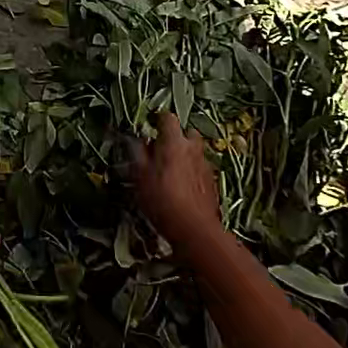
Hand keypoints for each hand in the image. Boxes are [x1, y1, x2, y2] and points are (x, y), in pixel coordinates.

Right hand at [130, 112, 223, 249]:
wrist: (194, 229)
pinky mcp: (213, 181)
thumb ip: (137, 153)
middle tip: (161, 150)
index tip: (149, 127)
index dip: (157, 119)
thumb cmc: (162, 199)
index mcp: (174, 141)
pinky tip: (182, 186)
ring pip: (195, 150)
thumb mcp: (139, 176)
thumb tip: (135, 140)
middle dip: (176, 137)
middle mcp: (193, 148)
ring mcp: (205, 164)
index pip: (168, 118)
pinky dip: (192, 171)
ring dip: (185, 154)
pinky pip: (200, 167)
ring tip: (171, 170)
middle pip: (187, 132)